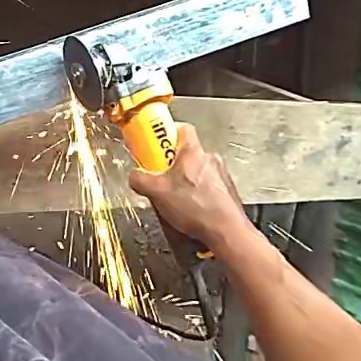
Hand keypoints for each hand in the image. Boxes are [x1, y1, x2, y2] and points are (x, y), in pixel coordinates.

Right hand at [128, 123, 249, 249]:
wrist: (226, 232)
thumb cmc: (197, 208)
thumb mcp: (156, 192)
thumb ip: (139, 180)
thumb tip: (134, 176)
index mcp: (193, 152)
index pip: (181, 128)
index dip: (166, 133)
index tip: (155, 144)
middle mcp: (209, 159)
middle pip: (185, 152)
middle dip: (170, 164)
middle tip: (159, 177)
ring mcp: (220, 175)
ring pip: (196, 170)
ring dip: (183, 180)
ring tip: (174, 198)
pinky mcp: (225, 190)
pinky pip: (206, 185)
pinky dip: (195, 193)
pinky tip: (188, 208)